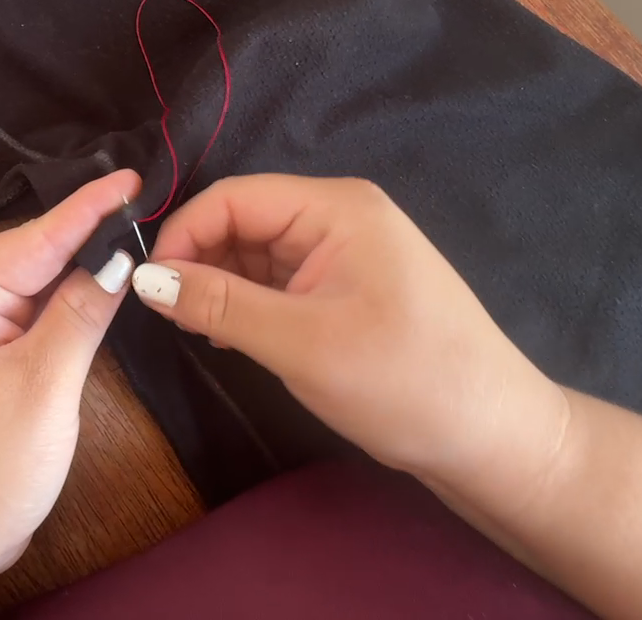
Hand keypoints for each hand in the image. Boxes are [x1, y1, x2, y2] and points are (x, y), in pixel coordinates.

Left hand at [0, 169, 140, 600]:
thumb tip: (117, 256)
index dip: (91, 206)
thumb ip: (80, 313)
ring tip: (129, 229)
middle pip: (35, 252)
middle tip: (145, 202)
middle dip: (87, 230)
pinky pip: (27, 311)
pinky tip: (95, 285)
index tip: (134, 175)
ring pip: (34, 282)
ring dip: (78, 266)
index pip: (40, 235)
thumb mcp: (42, 385)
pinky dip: (63, 301)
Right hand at [131, 175, 569, 491]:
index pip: (234, 197)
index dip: (185, 233)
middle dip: (200, 260)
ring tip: (200, 328)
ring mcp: (340, 249)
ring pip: (252, 249)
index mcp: (334, 208)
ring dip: (219, 283)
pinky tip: (228, 332)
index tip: (152, 284)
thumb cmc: (405, 383)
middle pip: (241, 219)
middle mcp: (335, 215)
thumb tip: (143, 279)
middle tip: (172, 313)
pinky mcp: (340, 282)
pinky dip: (243, 300)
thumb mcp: (301, 344)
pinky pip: (273, 276)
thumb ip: (218, 304)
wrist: (498, 444)